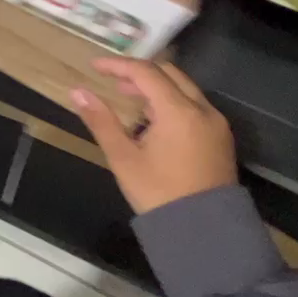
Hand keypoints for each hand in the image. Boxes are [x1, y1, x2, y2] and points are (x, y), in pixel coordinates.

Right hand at [70, 58, 237, 214]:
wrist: (204, 231)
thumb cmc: (159, 192)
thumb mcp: (123, 157)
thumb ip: (100, 120)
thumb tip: (77, 91)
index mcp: (178, 112)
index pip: (146, 73)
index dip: (118, 65)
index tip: (94, 66)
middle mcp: (203, 110)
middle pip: (170, 74)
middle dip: (139, 72)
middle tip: (112, 81)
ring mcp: (216, 124)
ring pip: (184, 88)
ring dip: (156, 86)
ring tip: (129, 98)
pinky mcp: (220, 137)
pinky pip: (193, 105)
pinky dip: (171, 101)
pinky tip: (152, 118)